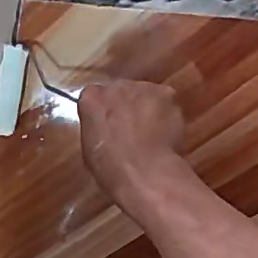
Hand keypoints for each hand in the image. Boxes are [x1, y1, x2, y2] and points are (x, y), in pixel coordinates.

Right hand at [78, 81, 186, 214]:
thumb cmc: (110, 168)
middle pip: (122, 91)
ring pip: (145, 94)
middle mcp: (116, 86)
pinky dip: (165, 115)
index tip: (107, 125)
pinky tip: (165, 134)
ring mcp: (144, 87)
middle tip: (130, 128)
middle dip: (126, 106)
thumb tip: (104, 128)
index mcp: (91, 99)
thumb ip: (96, 129)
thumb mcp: (90, 150)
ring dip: (146, 108)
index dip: (103, 111)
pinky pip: (165, 102)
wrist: (143, 171)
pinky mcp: (167, 95)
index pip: (95, 96)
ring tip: (150, 133)